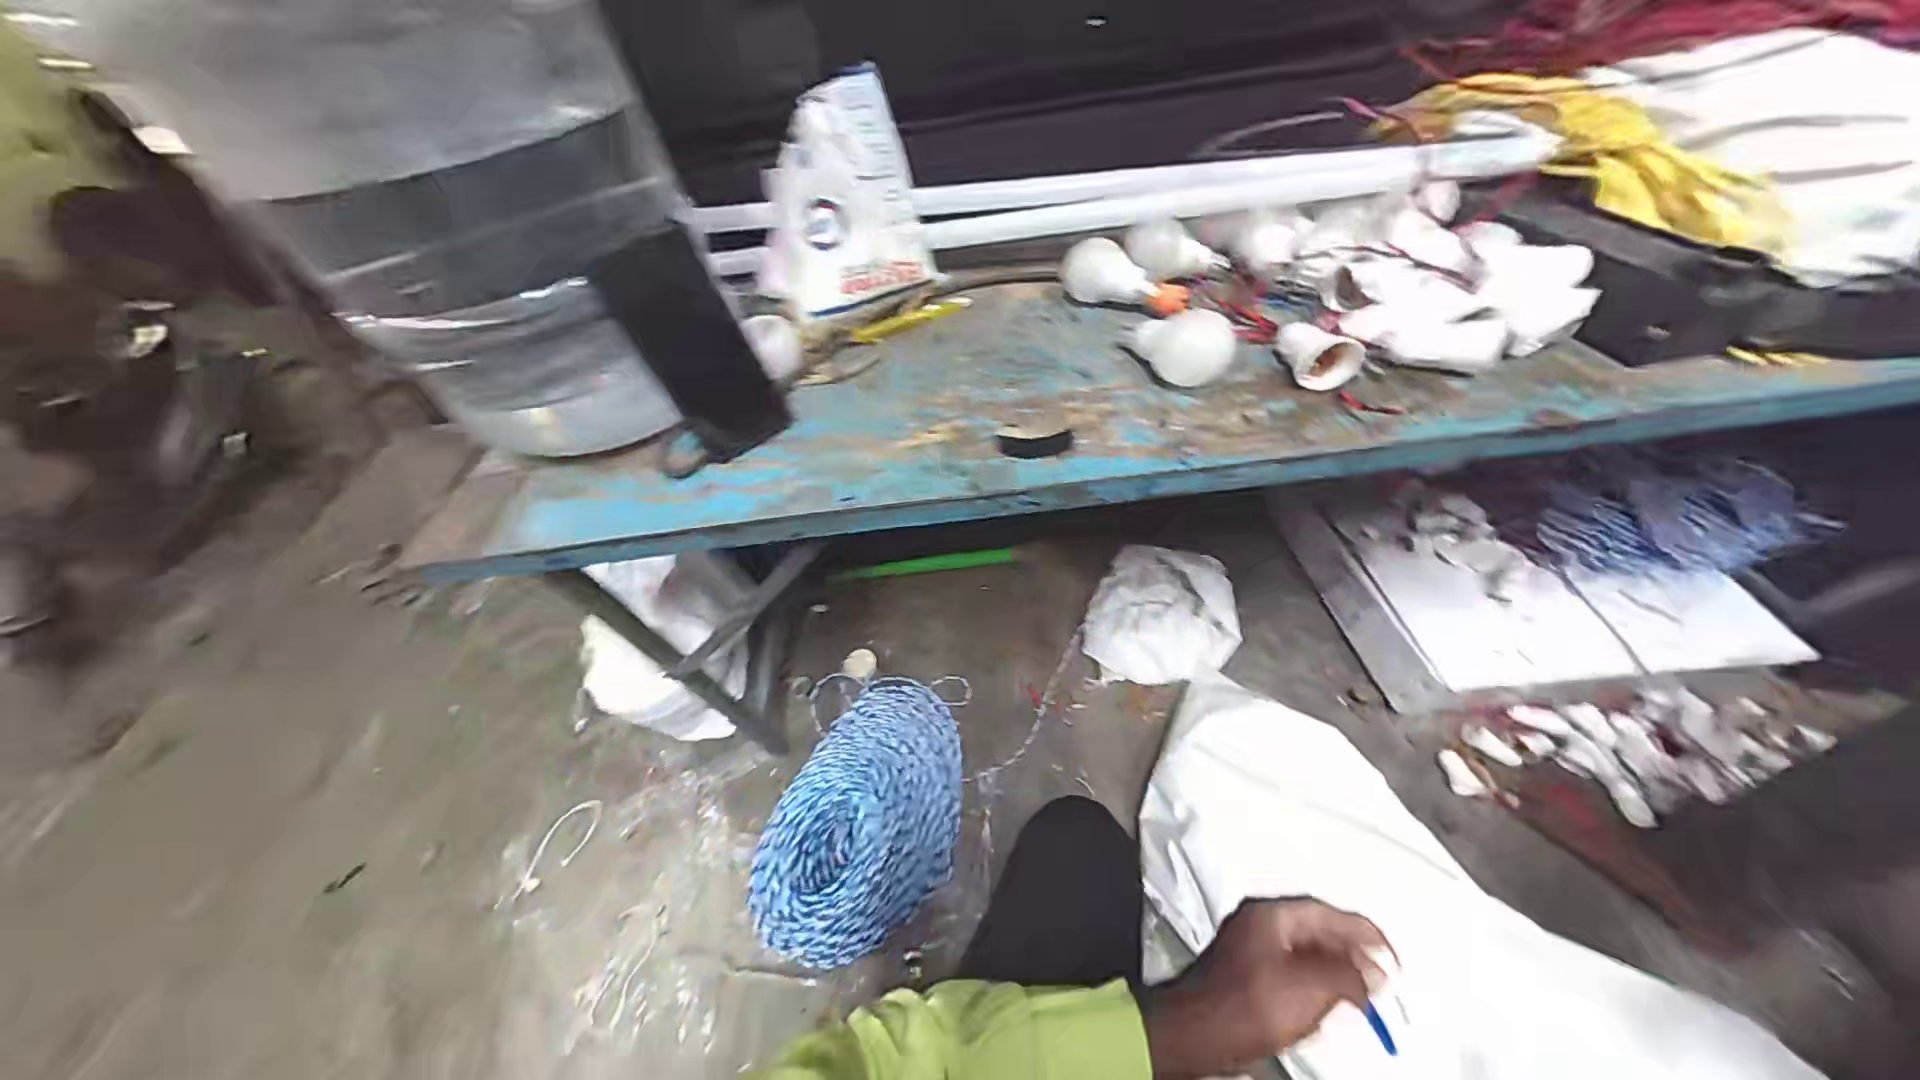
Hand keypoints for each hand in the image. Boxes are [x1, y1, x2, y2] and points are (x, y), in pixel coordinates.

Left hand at [1139, 898, 1391, 1079]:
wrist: (1200, 1029)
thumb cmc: (1248, 1004)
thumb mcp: (1309, 987)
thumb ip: (1346, 975)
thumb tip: (1370, 972)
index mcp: (1269, 915)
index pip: (1324, 912)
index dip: (1361, 932)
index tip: (1389, 955)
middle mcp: (1256, 922)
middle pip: (1313, 927)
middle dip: (1349, 950)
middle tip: (1379, 976)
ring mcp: (1248, 945)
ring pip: (1303, 947)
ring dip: (1334, 966)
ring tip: (1361, 992)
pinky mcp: (1245, 970)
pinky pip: (1290, 965)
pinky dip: (1315, 979)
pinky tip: (1328, 1000)